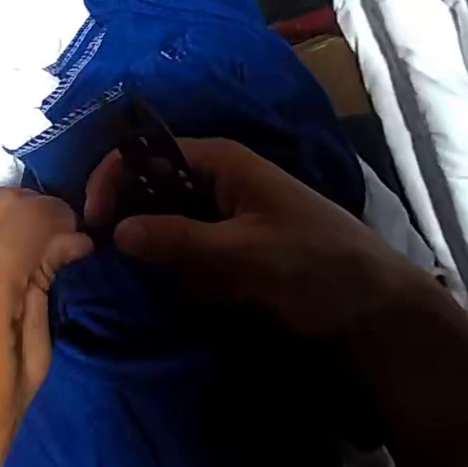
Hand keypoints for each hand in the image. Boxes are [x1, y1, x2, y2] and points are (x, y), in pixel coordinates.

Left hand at [0, 188, 91, 466]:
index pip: (29, 219)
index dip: (62, 219)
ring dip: (9, 217)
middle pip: (0, 201)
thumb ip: (45, 287)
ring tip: (30, 250)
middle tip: (59, 242)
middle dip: (38, 211)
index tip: (79, 239)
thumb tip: (70, 242)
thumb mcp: (31, 365)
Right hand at [84, 137, 451, 340]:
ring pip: (167, 228)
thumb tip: (115, 230)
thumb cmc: (315, 265)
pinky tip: (220, 294)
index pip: (146, 156)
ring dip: (172, 260)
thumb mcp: (245, 253)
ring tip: (207, 286)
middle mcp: (215, 179)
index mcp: (219, 161)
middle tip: (144, 267)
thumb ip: (179, 240)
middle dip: (143, 229)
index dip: (113, 179)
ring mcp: (222, 214)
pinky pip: (189, 254)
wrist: (375, 310)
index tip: (91, 222)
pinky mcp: (230, 245)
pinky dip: (191, 276)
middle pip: (152, 191)